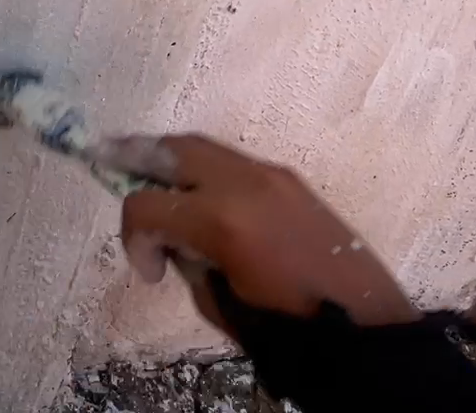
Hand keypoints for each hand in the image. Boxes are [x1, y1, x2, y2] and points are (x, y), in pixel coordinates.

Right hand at [92, 134, 419, 331]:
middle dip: (134, 153)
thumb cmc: (288, 328)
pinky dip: (206, 170)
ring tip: (154, 176)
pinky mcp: (288, 177)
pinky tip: (201, 193)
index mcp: (221, 220)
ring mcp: (269, 173)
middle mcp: (242, 182)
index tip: (145, 265)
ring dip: (171, 160)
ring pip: (201, 146)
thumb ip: (186, 261)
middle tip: (106, 157)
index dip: (132, 232)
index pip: (147, 204)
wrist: (368, 329)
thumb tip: (173, 240)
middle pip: (170, 149)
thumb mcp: (219, 304)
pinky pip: (232, 161)